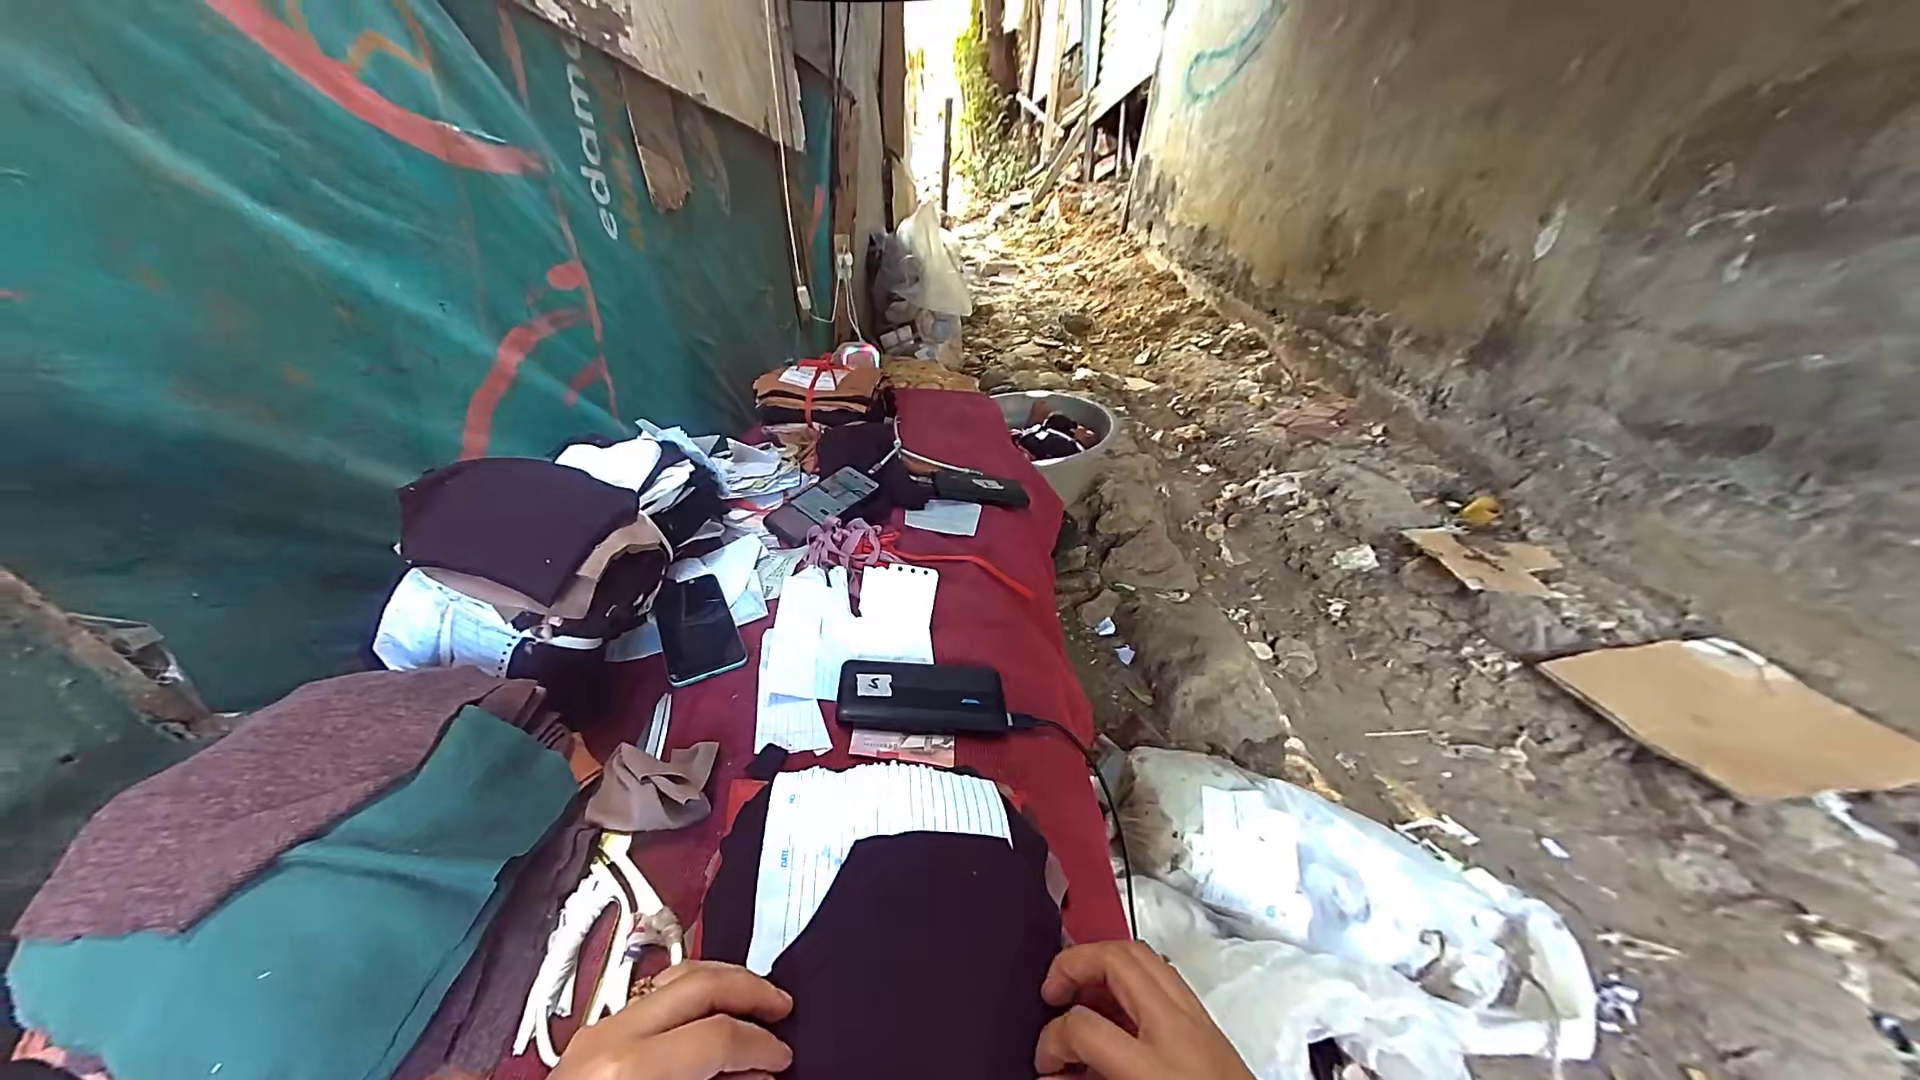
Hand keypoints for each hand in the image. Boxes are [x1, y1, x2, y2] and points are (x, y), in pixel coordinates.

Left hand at [550, 961, 793, 1079]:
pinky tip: (710, 1010)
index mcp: (629, 1071)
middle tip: (781, 1007)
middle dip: (751, 990)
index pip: (718, 1034)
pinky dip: (692, 994)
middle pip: (702, 983)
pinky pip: (654, 994)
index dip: (761, 1045)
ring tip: (753, 997)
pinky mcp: (588, 1038)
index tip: (783, 1057)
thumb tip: (756, 1075)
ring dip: (724, 980)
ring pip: (678, 973)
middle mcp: (611, 1038)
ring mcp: (596, 1032)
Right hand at [1035, 941, 1254, 1079]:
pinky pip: (1161, 971)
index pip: (1085, 1027)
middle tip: (1053, 991)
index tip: (1045, 1061)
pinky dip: (1129, 971)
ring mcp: (1197, 1018)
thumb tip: (1053, 1076)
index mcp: (1157, 1069)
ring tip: (1079, 985)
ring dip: (1101, 958)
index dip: (1053, 1040)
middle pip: (1115, 959)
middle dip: (1073, 964)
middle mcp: (1178, 1030)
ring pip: (1140, 952)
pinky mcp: (1208, 1020)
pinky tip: (1116, 998)